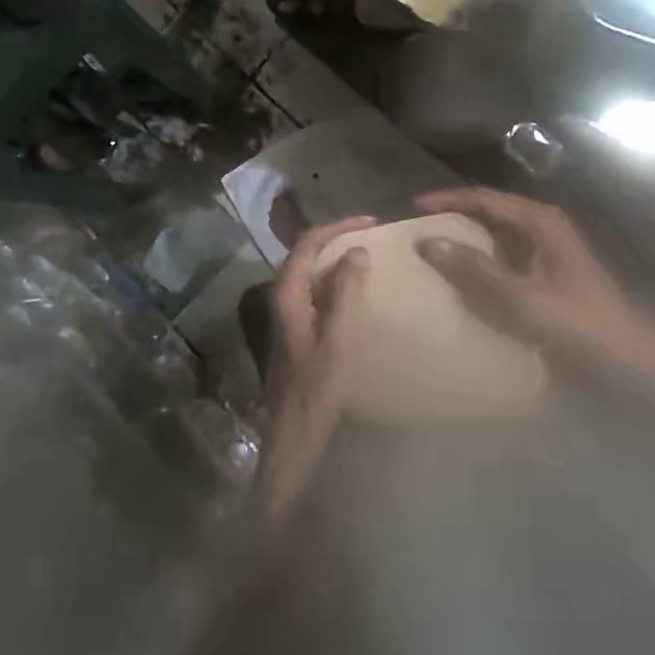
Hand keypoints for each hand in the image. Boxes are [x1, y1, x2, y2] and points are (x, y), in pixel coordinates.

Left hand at [267, 215, 375, 415]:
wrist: (294, 432)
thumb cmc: (316, 386)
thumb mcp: (337, 338)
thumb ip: (346, 292)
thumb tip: (357, 250)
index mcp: (288, 293)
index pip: (308, 243)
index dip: (338, 227)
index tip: (371, 223)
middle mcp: (282, 296)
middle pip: (306, 253)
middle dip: (337, 237)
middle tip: (372, 234)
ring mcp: (287, 312)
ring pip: (310, 271)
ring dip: (336, 258)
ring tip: (368, 254)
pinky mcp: (296, 327)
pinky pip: (315, 290)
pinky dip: (335, 279)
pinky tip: (356, 289)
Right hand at [413, 188, 644, 364]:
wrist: (628, 355)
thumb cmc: (579, 323)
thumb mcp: (522, 296)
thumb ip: (476, 268)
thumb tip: (428, 242)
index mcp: (541, 221)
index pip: (485, 198)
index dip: (448, 199)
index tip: (415, 206)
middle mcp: (545, 223)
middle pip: (492, 206)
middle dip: (455, 211)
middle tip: (420, 222)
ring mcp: (549, 243)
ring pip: (499, 225)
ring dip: (467, 229)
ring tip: (435, 238)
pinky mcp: (548, 264)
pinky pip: (507, 246)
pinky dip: (482, 249)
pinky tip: (465, 263)